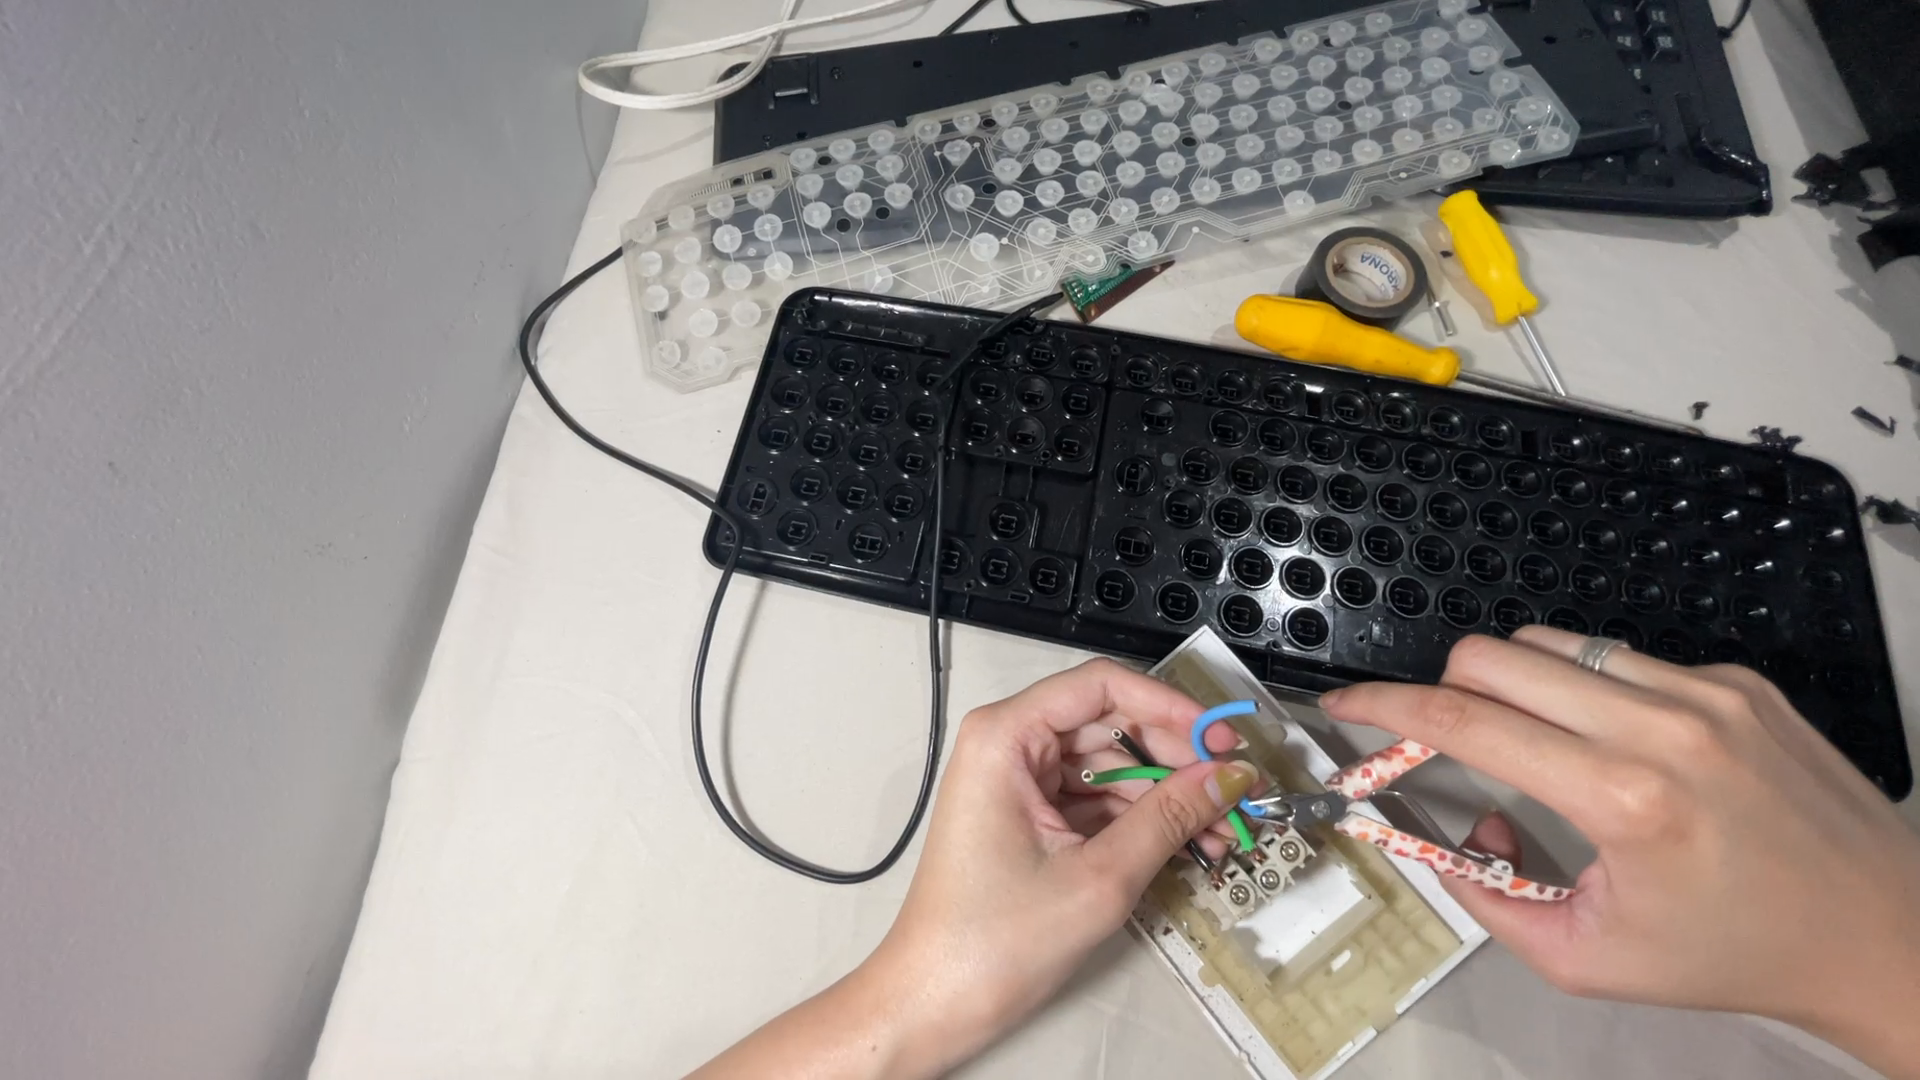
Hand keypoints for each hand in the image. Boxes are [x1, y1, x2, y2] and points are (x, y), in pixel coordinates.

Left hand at [689, 659, 1254, 1079]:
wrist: (936, 1002)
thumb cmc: (994, 939)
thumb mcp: (1099, 875)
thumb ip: (1170, 817)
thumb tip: (1227, 776)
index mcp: (1005, 734)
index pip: (1101, 686)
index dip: (1168, 706)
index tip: (1221, 737)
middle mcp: (1007, 742)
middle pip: (1107, 722)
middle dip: (1173, 756)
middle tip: (1231, 788)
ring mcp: (1017, 777)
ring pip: (1107, 762)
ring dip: (1163, 792)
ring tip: (1220, 827)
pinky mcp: (1028, 811)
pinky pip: (1093, 795)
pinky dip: (1138, 816)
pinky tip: (1184, 840)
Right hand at [1320, 627, 1919, 1078]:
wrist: (1902, 943)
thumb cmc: (1732, 957)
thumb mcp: (1583, 959)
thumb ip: (1481, 894)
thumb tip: (1448, 828)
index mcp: (1624, 799)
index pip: (1462, 721)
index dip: (1382, 706)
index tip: (1342, 707)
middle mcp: (1663, 726)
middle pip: (1488, 658)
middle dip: (1441, 691)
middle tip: (1450, 737)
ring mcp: (1706, 691)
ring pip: (1542, 644)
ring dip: (1507, 684)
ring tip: (1533, 737)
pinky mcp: (1736, 678)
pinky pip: (1610, 656)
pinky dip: (1577, 687)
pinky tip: (1613, 737)